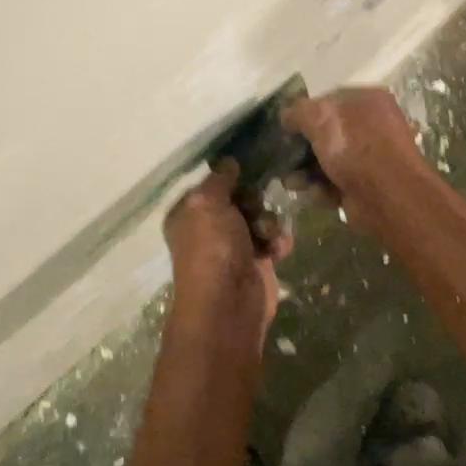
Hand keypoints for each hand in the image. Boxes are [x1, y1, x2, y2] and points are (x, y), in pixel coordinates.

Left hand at [163, 160, 288, 342]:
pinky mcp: (257, 262)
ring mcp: (233, 247)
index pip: (210, 185)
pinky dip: (278, 242)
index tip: (247, 168)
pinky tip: (278, 249)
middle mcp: (208, 229)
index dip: (229, 177)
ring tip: (267, 235)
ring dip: (269, 222)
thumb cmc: (212, 249)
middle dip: (254, 200)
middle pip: (240, 198)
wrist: (229, 304)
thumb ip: (219, 179)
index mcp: (187, 214)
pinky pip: (273, 239)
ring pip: (260, 217)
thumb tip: (228, 161)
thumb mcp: (208, 203)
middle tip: (255, 207)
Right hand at [282, 87, 428, 223]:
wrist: (388, 197)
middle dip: (301, 147)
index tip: (284, 128)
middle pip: (325, 133)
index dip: (303, 112)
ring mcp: (369, 157)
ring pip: (327, 160)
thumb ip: (298, 112)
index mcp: (368, 100)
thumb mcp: (320, 118)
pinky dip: (321, 188)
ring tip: (291, 181)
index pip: (328, 99)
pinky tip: (312, 193)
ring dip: (305, 171)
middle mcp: (371, 126)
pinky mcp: (364, 185)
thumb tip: (286, 116)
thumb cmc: (355, 148)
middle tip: (282, 158)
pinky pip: (335, 182)